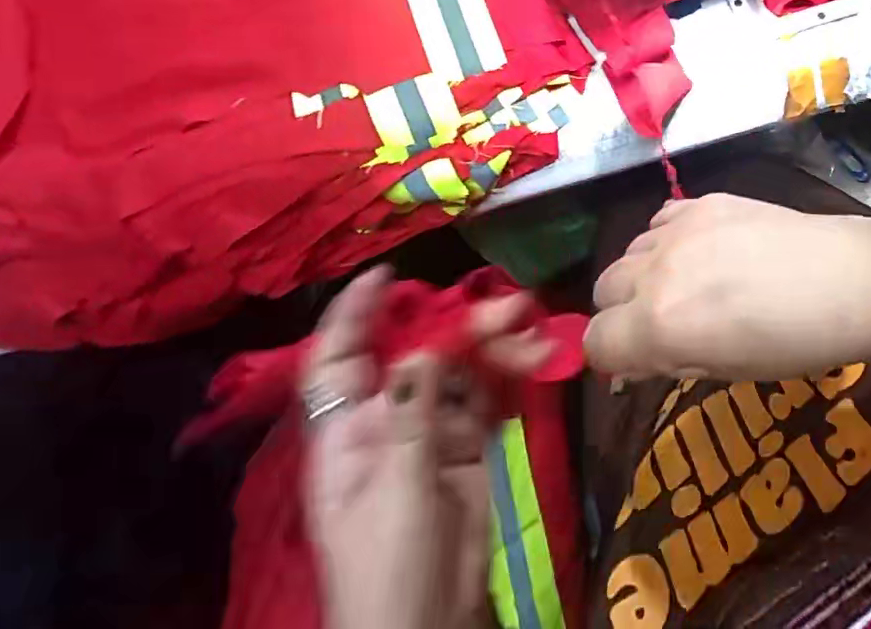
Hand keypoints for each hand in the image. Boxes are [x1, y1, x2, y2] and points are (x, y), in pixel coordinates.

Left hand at [303, 267, 550, 628]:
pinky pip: (486, 398)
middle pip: (412, 355)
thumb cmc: (387, 570)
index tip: (384, 277)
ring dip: (490, 345)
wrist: (430, 628)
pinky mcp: (467, 444)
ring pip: (457, 371)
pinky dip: (508, 374)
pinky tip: (532, 356)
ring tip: (526, 325)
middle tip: (498, 305)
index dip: (353, 315)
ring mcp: (429, 430)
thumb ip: (411, 419)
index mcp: (348, 432)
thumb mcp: (395, 493)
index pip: (338, 361)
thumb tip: (421, 353)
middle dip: (451, 325)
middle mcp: (386, 420)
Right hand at [584, 194, 870, 379]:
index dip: (611, 358)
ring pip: (627, 253)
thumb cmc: (799, 343)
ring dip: (642, 276)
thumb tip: (633, 361)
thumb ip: (668, 360)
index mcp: (659, 324)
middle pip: (602, 291)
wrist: (853, 278)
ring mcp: (677, 229)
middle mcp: (655, 271)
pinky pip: (658, 222)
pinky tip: (700, 252)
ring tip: (686, 286)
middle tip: (663, 324)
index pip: (596, 342)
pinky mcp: (701, 202)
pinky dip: (665, 242)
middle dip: (621, 314)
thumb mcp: (729, 371)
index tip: (637, 361)